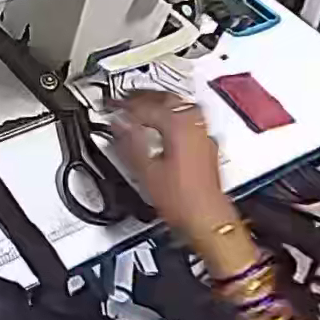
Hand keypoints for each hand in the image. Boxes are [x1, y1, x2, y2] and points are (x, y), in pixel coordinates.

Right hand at [108, 93, 249, 268]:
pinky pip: (188, 119)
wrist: (208, 222)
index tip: (111, 106)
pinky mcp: (207, 146)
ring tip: (143, 106)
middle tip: (125, 99)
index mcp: (178, 125)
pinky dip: (172, 116)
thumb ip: (129, 142)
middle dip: (144, 97)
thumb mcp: (145, 171)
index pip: (145, 106)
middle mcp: (194, 125)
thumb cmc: (183, 201)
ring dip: (160, 103)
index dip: (124, 105)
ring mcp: (203, 135)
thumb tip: (118, 123)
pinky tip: (165, 124)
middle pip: (166, 98)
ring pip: (180, 105)